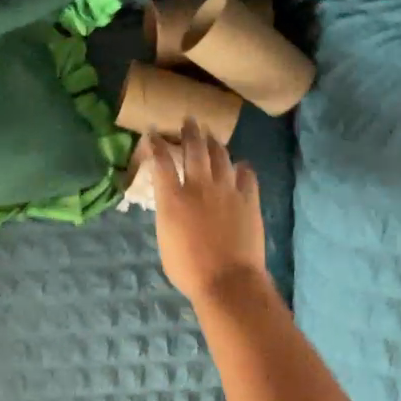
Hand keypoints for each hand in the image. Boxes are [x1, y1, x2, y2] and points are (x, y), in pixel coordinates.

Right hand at [150, 118, 268, 303]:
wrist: (227, 280)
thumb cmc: (188, 270)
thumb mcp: (166, 242)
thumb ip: (169, 216)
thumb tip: (173, 204)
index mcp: (173, 200)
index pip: (161, 163)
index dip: (155, 145)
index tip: (152, 132)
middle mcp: (199, 187)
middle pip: (194, 149)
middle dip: (190, 131)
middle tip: (189, 120)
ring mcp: (227, 190)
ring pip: (220, 156)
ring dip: (214, 143)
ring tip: (211, 136)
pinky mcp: (248, 198)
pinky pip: (246, 174)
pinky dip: (240, 167)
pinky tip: (239, 165)